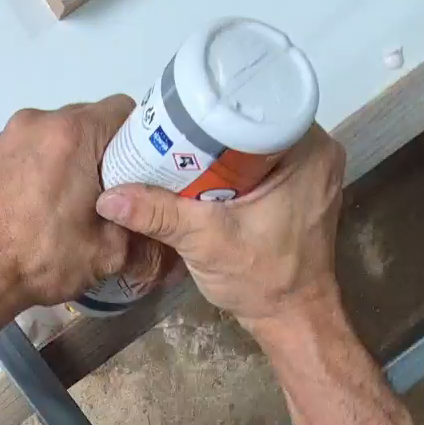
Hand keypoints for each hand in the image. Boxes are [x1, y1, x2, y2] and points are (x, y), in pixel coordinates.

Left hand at [0, 97, 169, 315]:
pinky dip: (39, 169)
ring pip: (54, 136)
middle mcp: (37, 123)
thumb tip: (149, 219)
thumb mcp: (108, 252)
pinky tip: (38, 205)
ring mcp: (7, 137)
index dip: (138, 140)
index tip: (137, 171)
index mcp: (72, 134)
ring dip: (68, 160)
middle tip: (106, 193)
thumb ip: (138, 225)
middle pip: (87, 120)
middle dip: (101, 152)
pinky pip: (27, 151)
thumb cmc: (42, 260)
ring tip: (68, 203)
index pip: (123, 111)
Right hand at [94, 129, 346, 330]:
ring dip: (215, 150)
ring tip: (175, 149)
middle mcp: (314, 150)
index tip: (173, 112)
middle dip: (207, 129)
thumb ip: (159, 215)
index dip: (210, 107)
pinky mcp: (296, 190)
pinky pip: (257, 164)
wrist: (292, 319)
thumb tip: (108, 196)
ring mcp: (307, 171)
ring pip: (251, 144)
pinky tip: (198, 176)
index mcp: (307, 149)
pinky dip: (228, 169)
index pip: (253, 105)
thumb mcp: (206, 242)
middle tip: (165, 131)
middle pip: (249, 123)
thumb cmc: (263, 280)